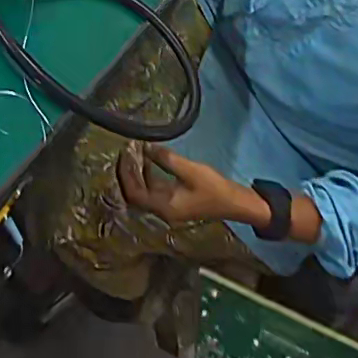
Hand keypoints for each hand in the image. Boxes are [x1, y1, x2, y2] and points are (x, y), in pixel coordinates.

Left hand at [116, 142, 264, 226]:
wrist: (234, 202)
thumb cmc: (213, 188)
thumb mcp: (190, 170)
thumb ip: (167, 159)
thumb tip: (146, 147)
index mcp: (164, 207)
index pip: (135, 194)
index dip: (126, 176)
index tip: (123, 155)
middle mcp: (162, 210)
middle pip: (136, 194)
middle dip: (129, 173)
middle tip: (126, 151)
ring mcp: (168, 206)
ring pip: (144, 191)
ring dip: (137, 173)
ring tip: (134, 151)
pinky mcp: (174, 200)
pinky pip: (153, 188)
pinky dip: (147, 174)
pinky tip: (148, 159)